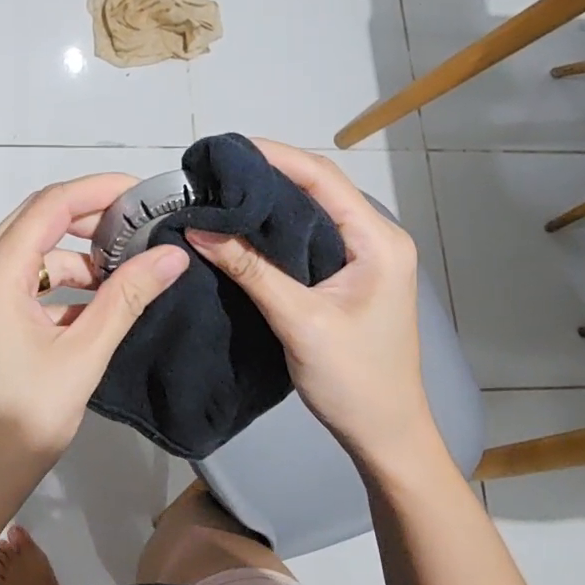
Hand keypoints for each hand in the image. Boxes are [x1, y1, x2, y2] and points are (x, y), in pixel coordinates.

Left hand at [0, 174, 189, 502]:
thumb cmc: (21, 425)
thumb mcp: (81, 357)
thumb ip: (125, 299)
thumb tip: (171, 256)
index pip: (49, 206)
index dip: (99, 190)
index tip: (144, 193)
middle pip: (34, 222)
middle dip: (89, 218)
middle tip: (141, 226)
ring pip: (26, 253)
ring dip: (73, 256)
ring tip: (123, 271)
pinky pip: (17, 283)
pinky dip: (54, 285)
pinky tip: (92, 305)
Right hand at [184, 140, 437, 465]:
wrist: (386, 432)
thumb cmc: (353, 379)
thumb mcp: (299, 321)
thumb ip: (251, 270)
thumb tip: (198, 228)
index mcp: (378, 240)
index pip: (323, 178)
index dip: (274, 157)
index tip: (225, 152)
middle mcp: (378, 238)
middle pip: (319, 188)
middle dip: (267, 174)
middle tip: (214, 173)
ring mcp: (366, 258)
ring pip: (313, 213)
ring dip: (270, 201)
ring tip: (220, 194)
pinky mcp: (351, 276)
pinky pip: (311, 238)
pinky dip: (277, 229)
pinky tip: (244, 231)